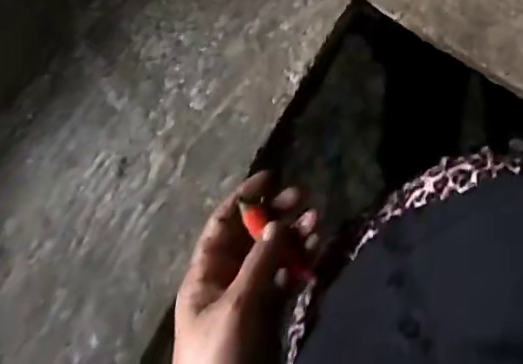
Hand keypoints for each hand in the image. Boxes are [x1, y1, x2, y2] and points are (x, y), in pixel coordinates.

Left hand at [174, 172, 318, 363]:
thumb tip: (275, 222)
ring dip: (293, 236)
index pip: (222, 225)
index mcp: (205, 274)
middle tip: (302, 196)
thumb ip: (257, 264)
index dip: (244, 198)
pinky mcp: (268, 318)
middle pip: (251, 237)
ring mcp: (248, 299)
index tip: (269, 176)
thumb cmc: (218, 356)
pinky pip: (284, 281)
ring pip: (272, 257)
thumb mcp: (235, 307)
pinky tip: (315, 251)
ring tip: (316, 220)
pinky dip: (299, 265)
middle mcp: (226, 280)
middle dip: (274, 214)